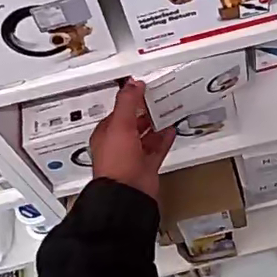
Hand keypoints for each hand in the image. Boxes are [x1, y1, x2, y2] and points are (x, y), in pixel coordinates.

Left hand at [88, 80, 174, 199]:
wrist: (127, 193)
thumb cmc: (116, 164)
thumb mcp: (120, 125)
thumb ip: (127, 102)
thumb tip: (133, 84)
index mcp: (106, 135)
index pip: (117, 111)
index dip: (129, 99)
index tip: (140, 89)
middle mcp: (118, 146)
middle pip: (132, 123)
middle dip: (143, 111)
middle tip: (155, 98)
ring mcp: (133, 157)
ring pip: (146, 136)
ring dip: (155, 124)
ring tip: (165, 111)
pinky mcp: (146, 167)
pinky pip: (157, 149)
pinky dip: (164, 139)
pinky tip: (170, 130)